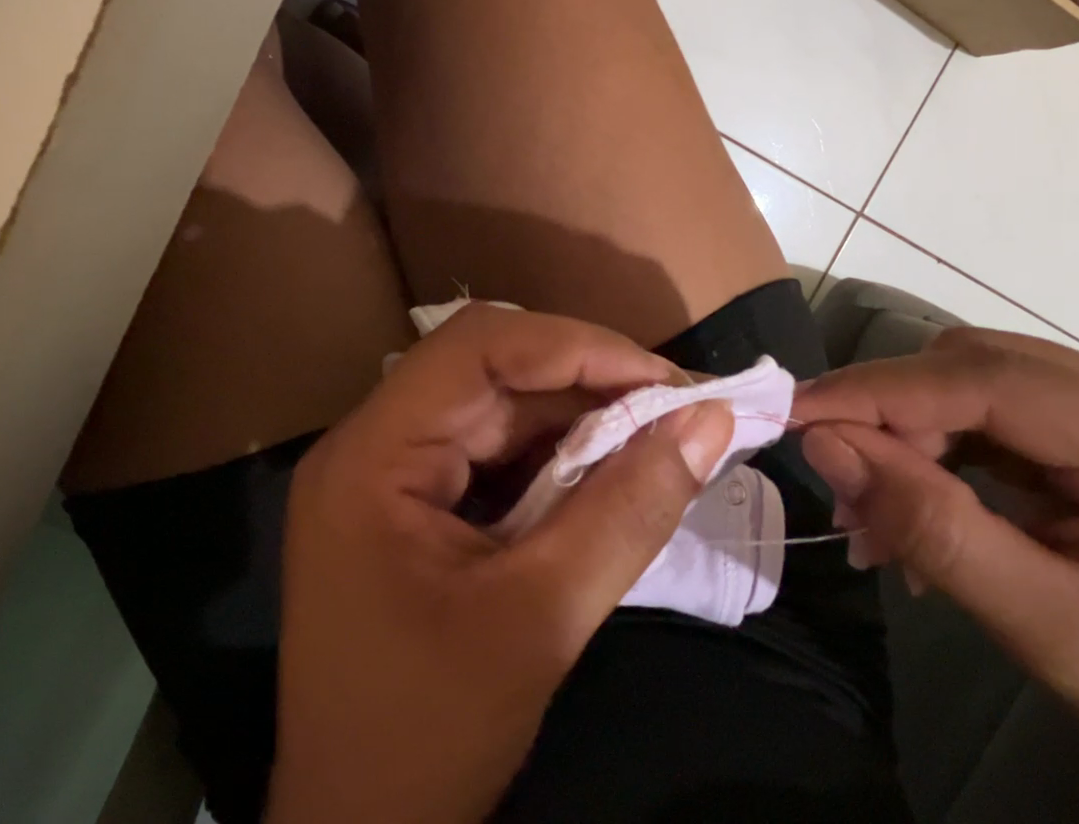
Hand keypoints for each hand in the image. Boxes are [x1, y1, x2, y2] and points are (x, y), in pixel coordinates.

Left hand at [266, 304, 732, 823]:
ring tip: (661, 437)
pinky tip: (610, 475)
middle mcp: (369, 450)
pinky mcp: (410, 512)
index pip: (478, 349)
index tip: (667, 381)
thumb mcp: (541, 617)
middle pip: (488, 372)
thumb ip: (628, 511)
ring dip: (580, 421)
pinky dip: (556, 460)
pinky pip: (492, 458)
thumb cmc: (433, 730)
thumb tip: (708, 421)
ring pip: (497, 412)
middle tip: (680, 409)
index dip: (578, 347)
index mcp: (371, 459)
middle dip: (589, 383)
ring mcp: (386, 481)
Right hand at [793, 329, 1078, 823]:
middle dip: (892, 419)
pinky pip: (986, 412)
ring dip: (905, 436)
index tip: (795, 415)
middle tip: (840, 496)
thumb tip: (825, 445)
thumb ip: (934, 530)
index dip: (885, 391)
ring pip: (973, 382)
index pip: (998, 382)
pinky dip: (932, 451)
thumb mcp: (1044, 628)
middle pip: (981, 368)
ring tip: (871, 519)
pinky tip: (912, 506)